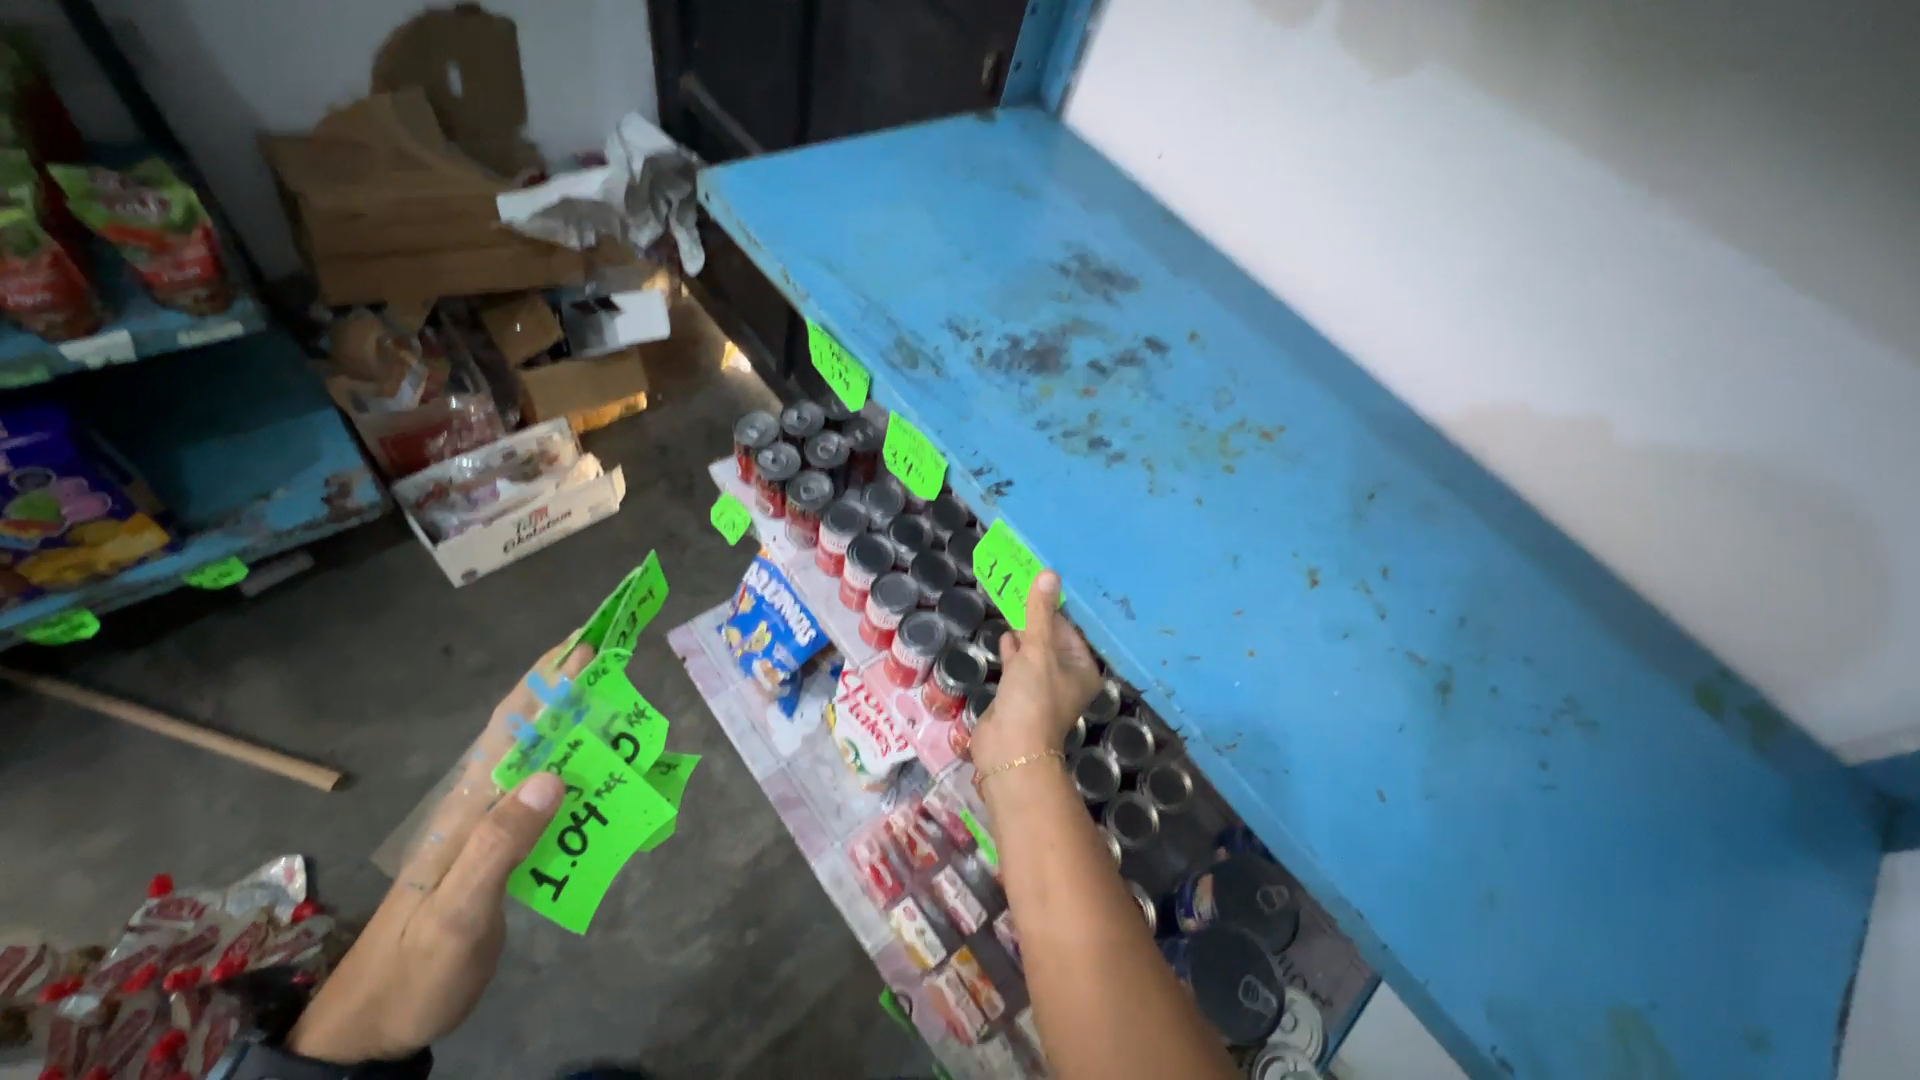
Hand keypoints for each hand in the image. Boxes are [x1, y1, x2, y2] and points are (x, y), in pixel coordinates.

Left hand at [287, 642, 593, 1063]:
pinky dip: (580, 780)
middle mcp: (481, 805)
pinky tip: (603, 780)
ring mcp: (491, 829)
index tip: (583, 645)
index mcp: (468, 808)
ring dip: (578, 731)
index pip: (512, 729)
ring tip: (621, 708)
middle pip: (529, 734)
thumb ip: (502, 842)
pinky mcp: (502, 853)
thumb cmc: (417, 968)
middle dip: (567, 691)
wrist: (377, 1022)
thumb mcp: (457, 911)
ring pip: (542, 764)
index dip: (547, 683)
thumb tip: (555, 775)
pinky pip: (548, 804)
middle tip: (612, 660)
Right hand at [971, 571, 1101, 769]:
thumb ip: (1039, 613)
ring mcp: (1043, 688)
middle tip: (1022, 586)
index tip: (1039, 581)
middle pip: (1053, 639)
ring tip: (1011, 603)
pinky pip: (1020, 665)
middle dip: (1038, 617)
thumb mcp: (1038, 650)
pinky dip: (1014, 649)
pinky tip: (1005, 634)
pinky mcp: (1020, 695)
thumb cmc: (1034, 698)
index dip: (1055, 606)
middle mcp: (1067, 678)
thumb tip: (1049, 574)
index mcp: (1083, 668)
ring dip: (1025, 631)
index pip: (1071, 629)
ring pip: (1035, 652)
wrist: (1010, 749)